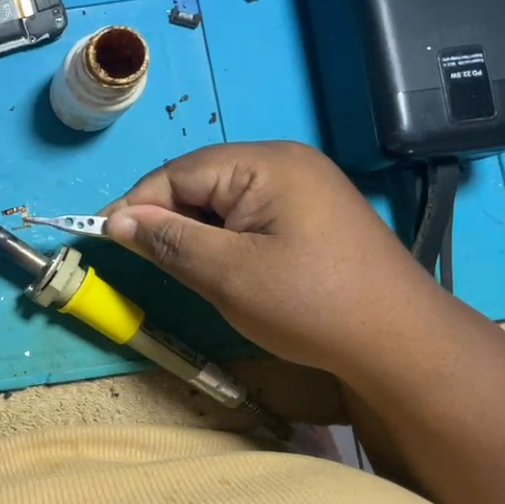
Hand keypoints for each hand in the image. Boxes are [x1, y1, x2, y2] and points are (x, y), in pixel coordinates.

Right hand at [101, 141, 450, 376]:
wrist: (400, 341)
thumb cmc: (309, 304)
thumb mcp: (227, 274)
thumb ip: (167, 240)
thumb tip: (114, 220)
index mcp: (264, 165)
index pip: (177, 173)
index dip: (136, 205)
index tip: (104, 239)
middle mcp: (283, 162)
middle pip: (198, 180)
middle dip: (166, 217)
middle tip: (146, 260)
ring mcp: (301, 184)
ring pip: (220, 199)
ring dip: (193, 230)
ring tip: (185, 268)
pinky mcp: (309, 210)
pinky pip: (246, 211)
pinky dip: (222, 236)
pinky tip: (221, 266)